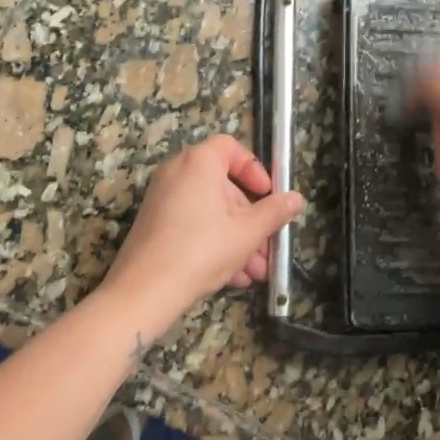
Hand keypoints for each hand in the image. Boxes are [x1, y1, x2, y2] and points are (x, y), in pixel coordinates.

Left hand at [100, 134, 304, 326]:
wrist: (143, 291)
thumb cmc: (202, 250)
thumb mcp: (248, 232)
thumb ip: (274, 212)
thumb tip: (296, 199)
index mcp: (199, 162)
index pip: (231, 148)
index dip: (255, 169)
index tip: (268, 195)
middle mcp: (177, 173)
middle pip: (224, 186)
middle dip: (250, 218)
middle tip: (267, 244)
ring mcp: (162, 200)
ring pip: (210, 211)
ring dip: (237, 237)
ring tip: (256, 271)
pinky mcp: (154, 225)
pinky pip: (192, 224)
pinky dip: (214, 242)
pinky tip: (234, 277)